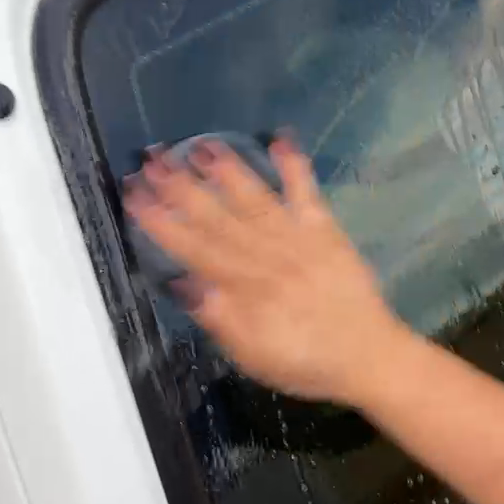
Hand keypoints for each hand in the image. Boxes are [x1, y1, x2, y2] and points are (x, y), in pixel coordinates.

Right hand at [124, 136, 417, 406]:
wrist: (369, 357)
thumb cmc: (305, 363)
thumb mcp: (253, 356)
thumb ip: (220, 318)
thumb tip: (181, 282)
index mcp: (246, 289)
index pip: (194, 249)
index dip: (162, 223)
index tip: (135, 197)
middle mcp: (267, 257)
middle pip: (218, 218)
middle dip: (182, 189)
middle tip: (152, 161)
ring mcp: (298, 239)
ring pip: (255, 200)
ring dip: (227, 171)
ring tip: (199, 145)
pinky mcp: (326, 231)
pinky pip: (307, 195)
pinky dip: (294, 167)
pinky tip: (279, 140)